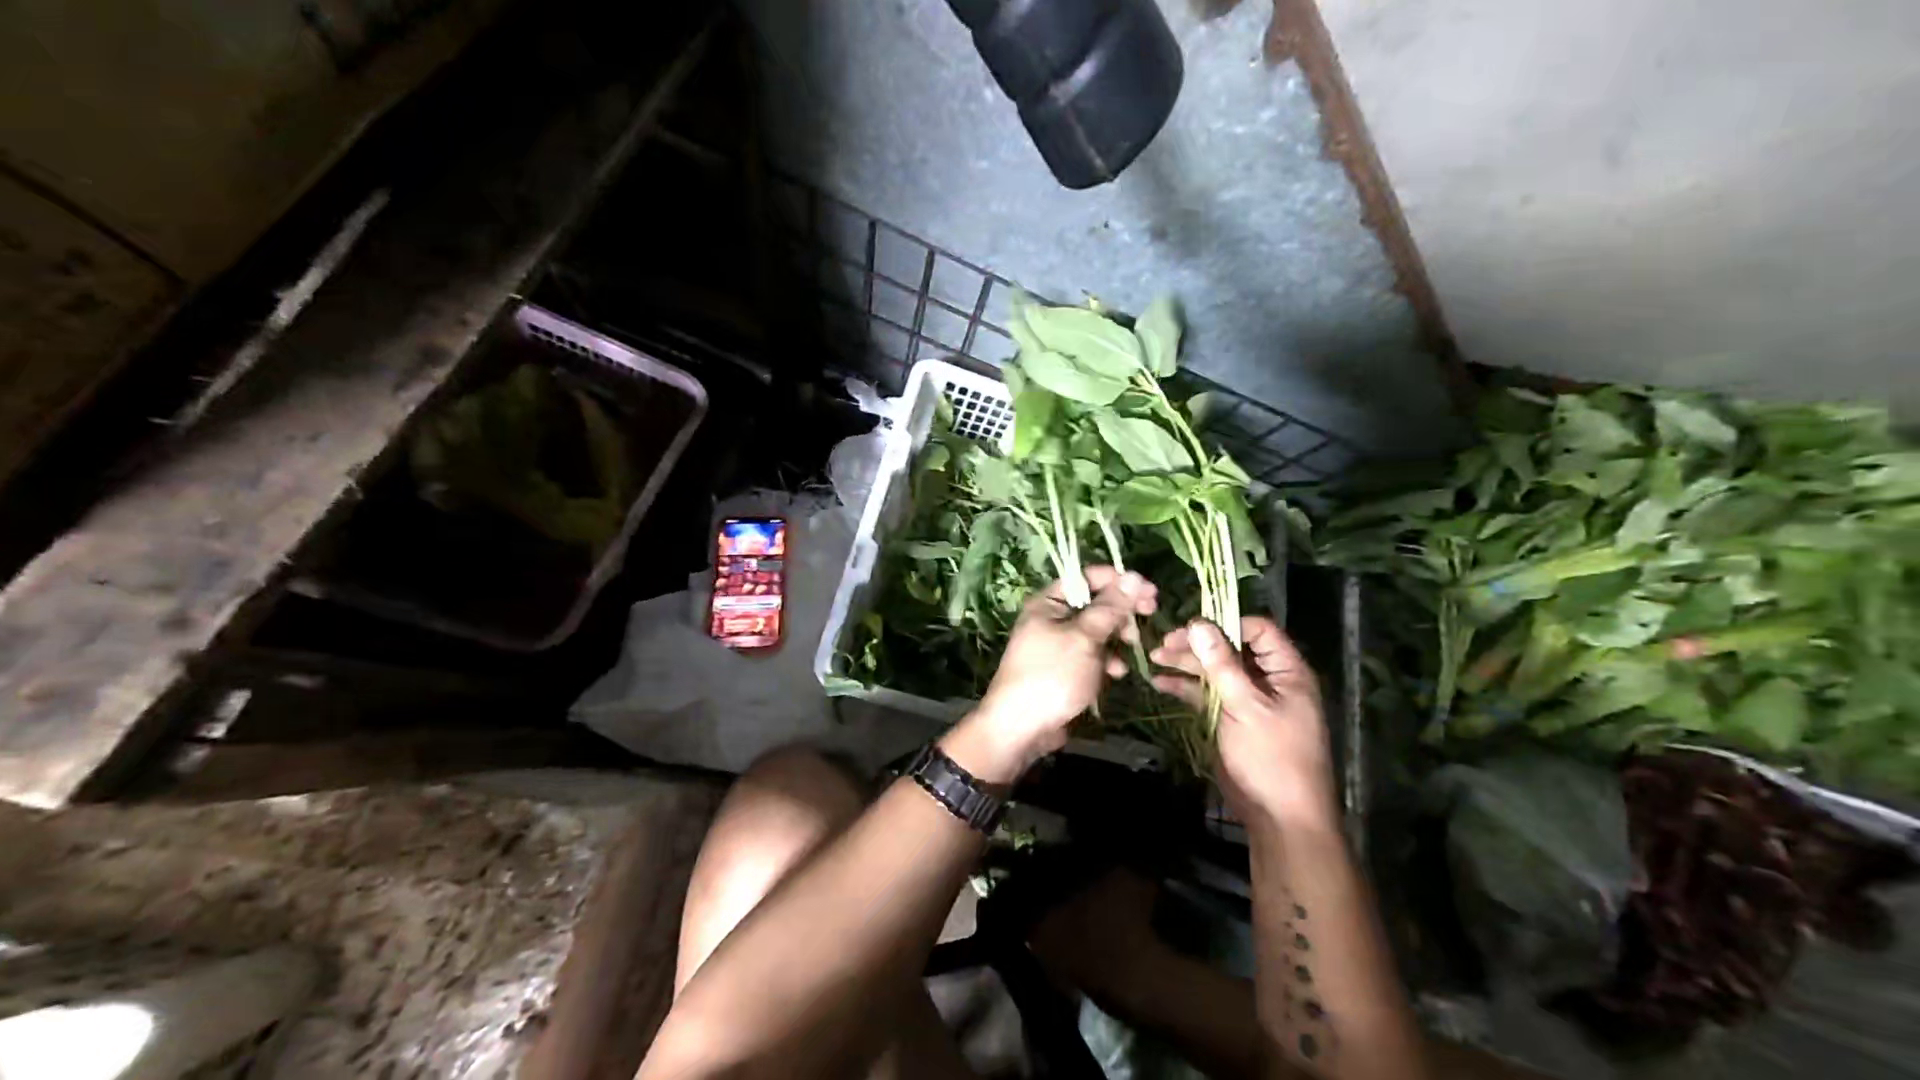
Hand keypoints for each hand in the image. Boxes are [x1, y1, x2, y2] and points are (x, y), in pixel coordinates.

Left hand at [946, 567, 1156, 783]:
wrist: (1021, 728)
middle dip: (1121, 611)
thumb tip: (1132, 576)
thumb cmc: (1051, 675)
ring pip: (1098, 632)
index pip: (1087, 578)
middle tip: (1150, 614)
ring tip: (1131, 647)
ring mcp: (1059, 645)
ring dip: (1116, 639)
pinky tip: (1115, 674)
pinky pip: (1092, 656)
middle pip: (1095, 604)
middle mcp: (1052, 619)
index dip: (1118, 580)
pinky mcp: (1066, 669)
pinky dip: (1106, 661)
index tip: (1149, 590)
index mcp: (1048, 603)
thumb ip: (1110, 608)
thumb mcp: (1084, 638)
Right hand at [1150, 617, 1336, 828]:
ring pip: (1215, 670)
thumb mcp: (1246, 706)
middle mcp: (1269, 680)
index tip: (1190, 626)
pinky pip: (1207, 694)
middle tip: (1163, 644)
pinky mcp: (1231, 718)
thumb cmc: (1272, 757)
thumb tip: (1197, 624)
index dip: (1225, 624)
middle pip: (1231, 648)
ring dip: (1186, 664)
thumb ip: (1221, 664)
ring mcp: (1249, 700)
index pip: (1257, 630)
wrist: (1280, 816)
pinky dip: (1186, 687)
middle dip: (1197, 645)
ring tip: (1154, 658)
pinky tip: (1160, 682)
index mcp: (1287, 672)